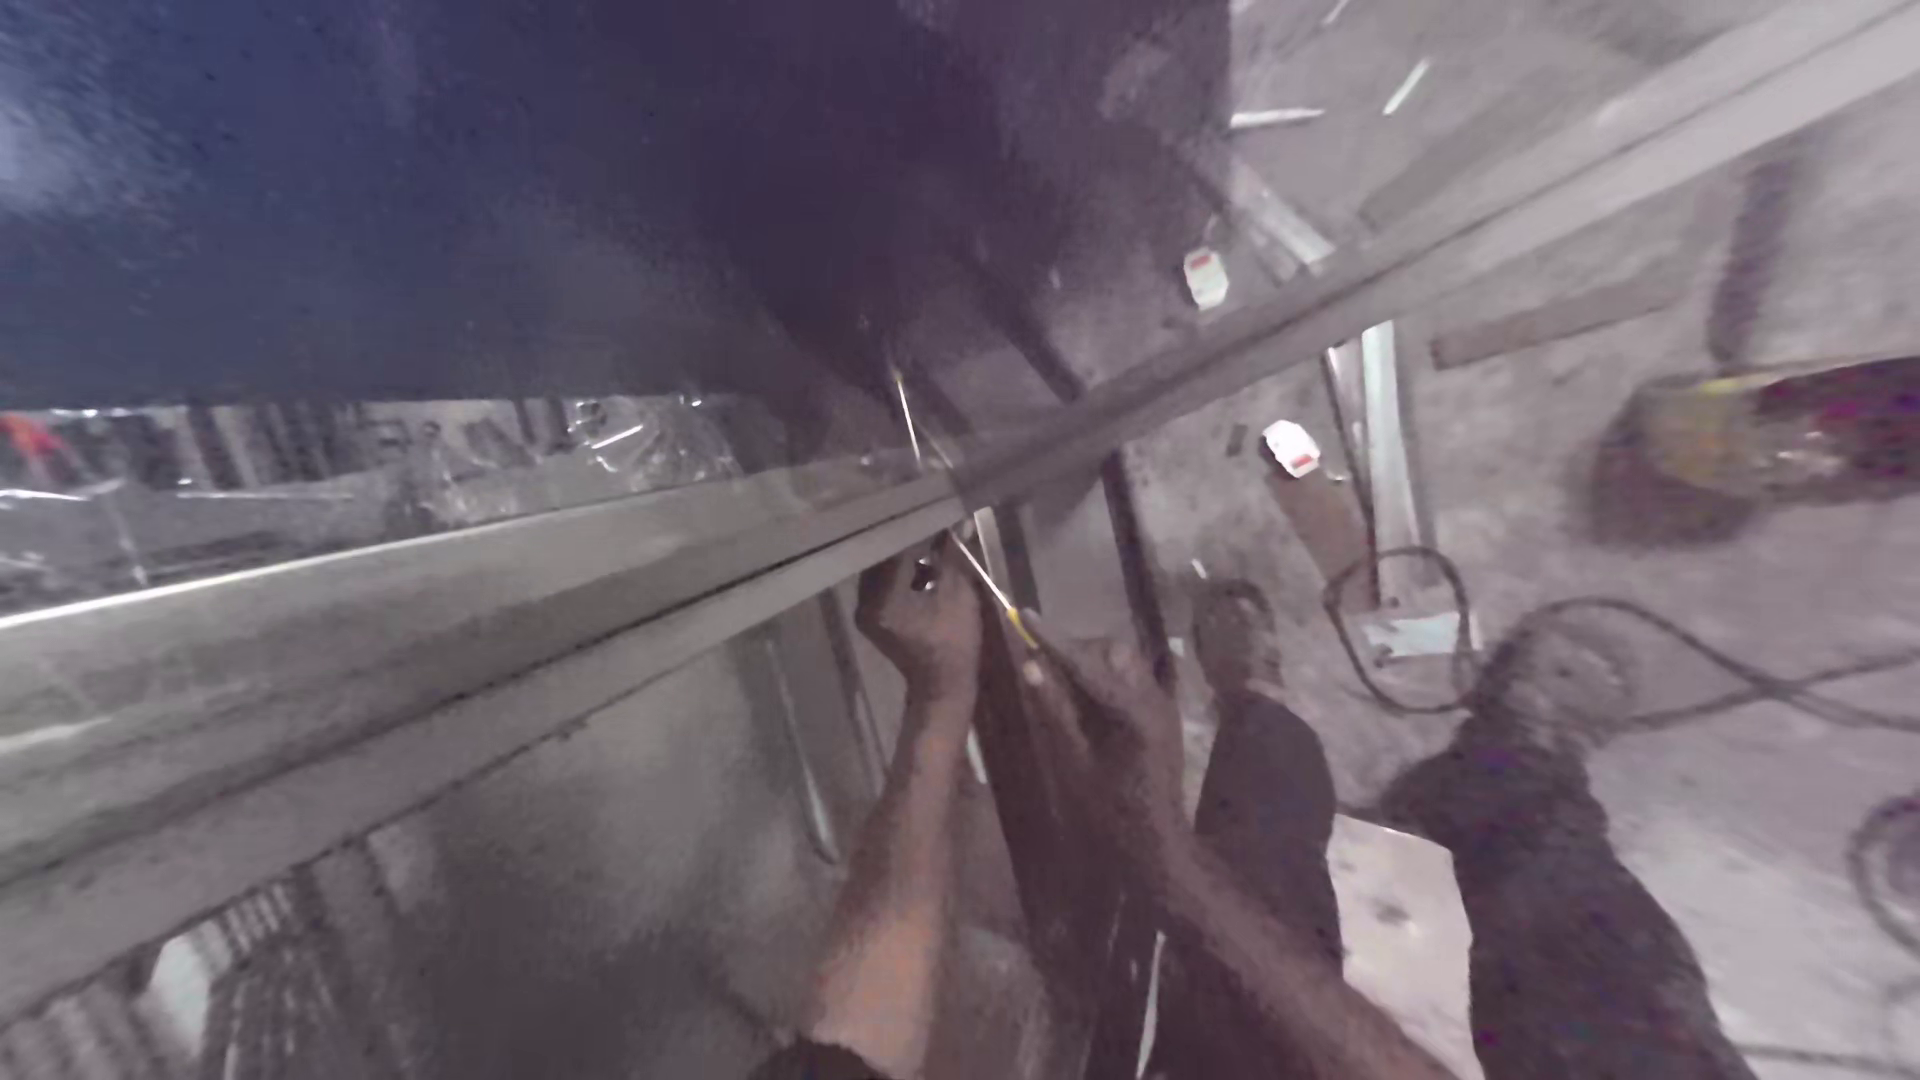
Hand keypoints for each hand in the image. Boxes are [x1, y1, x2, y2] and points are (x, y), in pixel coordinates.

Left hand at [856, 537, 983, 701]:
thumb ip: (953, 556)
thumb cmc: (955, 643)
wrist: (943, 687)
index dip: (916, 531)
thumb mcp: (960, 594)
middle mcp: (865, 602)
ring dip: (904, 557)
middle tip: (931, 526)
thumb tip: (958, 521)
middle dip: (908, 542)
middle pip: (883, 559)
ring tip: (929, 544)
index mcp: (884, 598)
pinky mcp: (871, 617)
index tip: (934, 515)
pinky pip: (882, 584)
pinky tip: (922, 568)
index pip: (895, 550)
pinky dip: (900, 574)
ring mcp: (865, 612)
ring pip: (882, 570)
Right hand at [1020, 621, 1191, 878]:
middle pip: (1112, 650)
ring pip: (1124, 660)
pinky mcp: (1163, 712)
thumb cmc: (1110, 813)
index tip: (1026, 614)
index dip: (1053, 638)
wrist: (1157, 846)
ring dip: (1092, 661)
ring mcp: (1162, 703)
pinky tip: (1088, 700)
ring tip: (1065, 684)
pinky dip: (1105, 676)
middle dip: (1077, 649)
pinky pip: (1132, 677)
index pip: (1085, 663)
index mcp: (1131, 712)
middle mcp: (1153, 698)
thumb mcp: (1073, 763)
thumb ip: (1054, 709)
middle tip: (1046, 665)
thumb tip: (1031, 664)